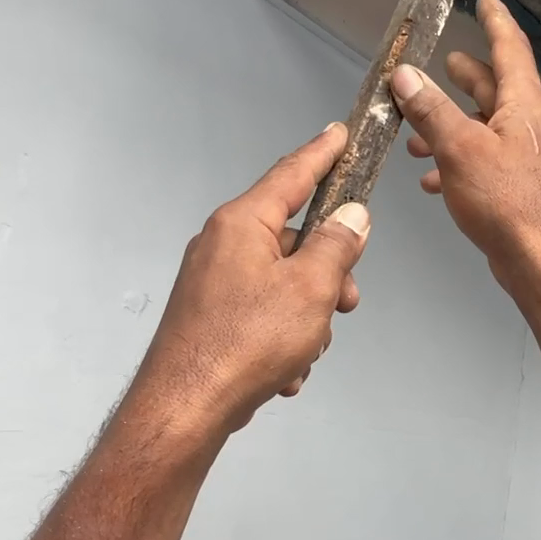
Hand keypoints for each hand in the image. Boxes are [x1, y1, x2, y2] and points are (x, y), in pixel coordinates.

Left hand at [131, 124, 370, 434]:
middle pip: (295, 240)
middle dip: (329, 273)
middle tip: (346, 302)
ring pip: (285, 283)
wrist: (187, 406)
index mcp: (243, 224)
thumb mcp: (311, 289)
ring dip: (309, 316)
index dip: (322, 153)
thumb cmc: (244, 343)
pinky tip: (285, 370)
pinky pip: (264, 314)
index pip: (291, 174)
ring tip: (306, 351)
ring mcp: (215, 282)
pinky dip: (284, 338)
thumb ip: (337, 246)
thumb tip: (352, 216)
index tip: (339, 133)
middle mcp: (223, 245)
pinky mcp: (212, 315)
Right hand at [391, 0, 540, 294]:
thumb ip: (431, 111)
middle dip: (464, 79)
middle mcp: (532, 126)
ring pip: (486, 129)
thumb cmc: (506, 202)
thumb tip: (405, 76)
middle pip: (495, 89)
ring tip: (417, 136)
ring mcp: (530, 158)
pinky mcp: (522, 187)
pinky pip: (487, 161)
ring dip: (451, 128)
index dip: (495, 20)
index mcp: (524, 105)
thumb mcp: (459, 149)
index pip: (511, 48)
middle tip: (441, 68)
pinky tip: (433, 179)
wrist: (540, 261)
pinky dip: (459, 162)